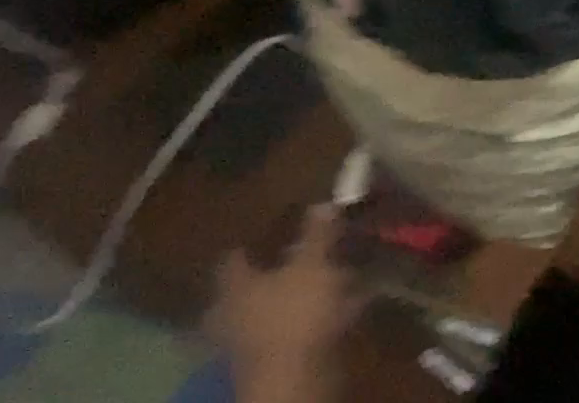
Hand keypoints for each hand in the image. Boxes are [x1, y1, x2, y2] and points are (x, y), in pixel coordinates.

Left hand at [207, 205, 363, 402]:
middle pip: (251, 287)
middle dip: (274, 272)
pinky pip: (298, 325)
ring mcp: (253, 339)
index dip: (251, 243)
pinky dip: (317, 314)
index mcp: (235, 287)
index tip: (270, 228)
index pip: (233, 259)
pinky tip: (344, 304)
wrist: (296, 377)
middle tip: (299, 255)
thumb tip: (322, 202)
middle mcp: (235, 313)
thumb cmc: (295, 313)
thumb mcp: (313, 264)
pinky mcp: (277, 356)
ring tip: (333, 275)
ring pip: (277, 307)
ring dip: (300, 294)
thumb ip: (317, 234)